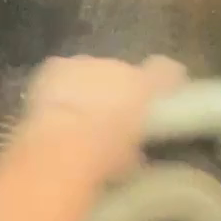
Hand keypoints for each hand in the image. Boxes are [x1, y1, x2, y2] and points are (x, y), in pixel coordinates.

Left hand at [14, 55, 187, 177]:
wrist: (65, 141)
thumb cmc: (106, 153)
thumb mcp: (131, 157)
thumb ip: (136, 142)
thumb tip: (133, 150)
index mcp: (146, 86)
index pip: (166, 70)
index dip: (162, 79)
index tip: (158, 92)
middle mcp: (121, 67)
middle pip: (123, 72)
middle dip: (117, 90)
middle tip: (109, 117)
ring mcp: (88, 63)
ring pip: (93, 70)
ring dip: (89, 86)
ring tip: (78, 113)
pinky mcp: (58, 65)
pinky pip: (63, 70)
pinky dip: (61, 82)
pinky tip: (55, 103)